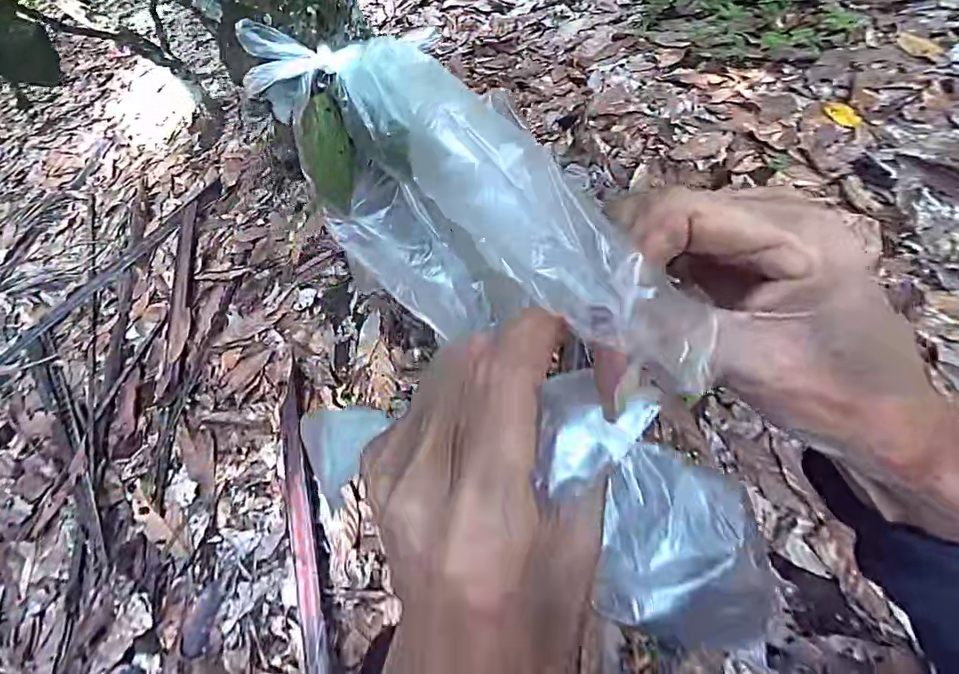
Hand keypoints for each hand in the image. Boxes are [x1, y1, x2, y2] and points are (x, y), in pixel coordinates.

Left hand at [360, 308, 604, 672]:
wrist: (454, 662)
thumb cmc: (534, 615)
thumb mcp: (580, 541)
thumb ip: (581, 448)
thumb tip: (585, 373)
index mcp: (484, 511)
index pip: (501, 380)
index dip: (532, 332)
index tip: (560, 319)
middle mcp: (422, 481)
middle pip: (466, 362)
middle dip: (511, 344)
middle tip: (544, 356)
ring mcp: (387, 469)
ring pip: (441, 369)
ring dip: (483, 363)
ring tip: (511, 390)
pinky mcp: (372, 463)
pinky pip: (421, 394)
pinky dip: (455, 390)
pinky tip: (472, 423)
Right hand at [609, 187, 958, 544]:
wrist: (897, 433)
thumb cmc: (846, 401)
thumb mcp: (757, 365)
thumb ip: (675, 331)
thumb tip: (600, 317)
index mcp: (795, 229)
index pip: (684, 210)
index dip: (632, 251)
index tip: (606, 310)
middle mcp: (771, 211)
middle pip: (664, 211)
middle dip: (622, 264)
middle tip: (598, 323)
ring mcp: (752, 229)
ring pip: (660, 230)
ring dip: (628, 276)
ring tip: (610, 328)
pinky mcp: (737, 254)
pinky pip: (673, 252)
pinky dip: (646, 284)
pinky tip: (636, 319)